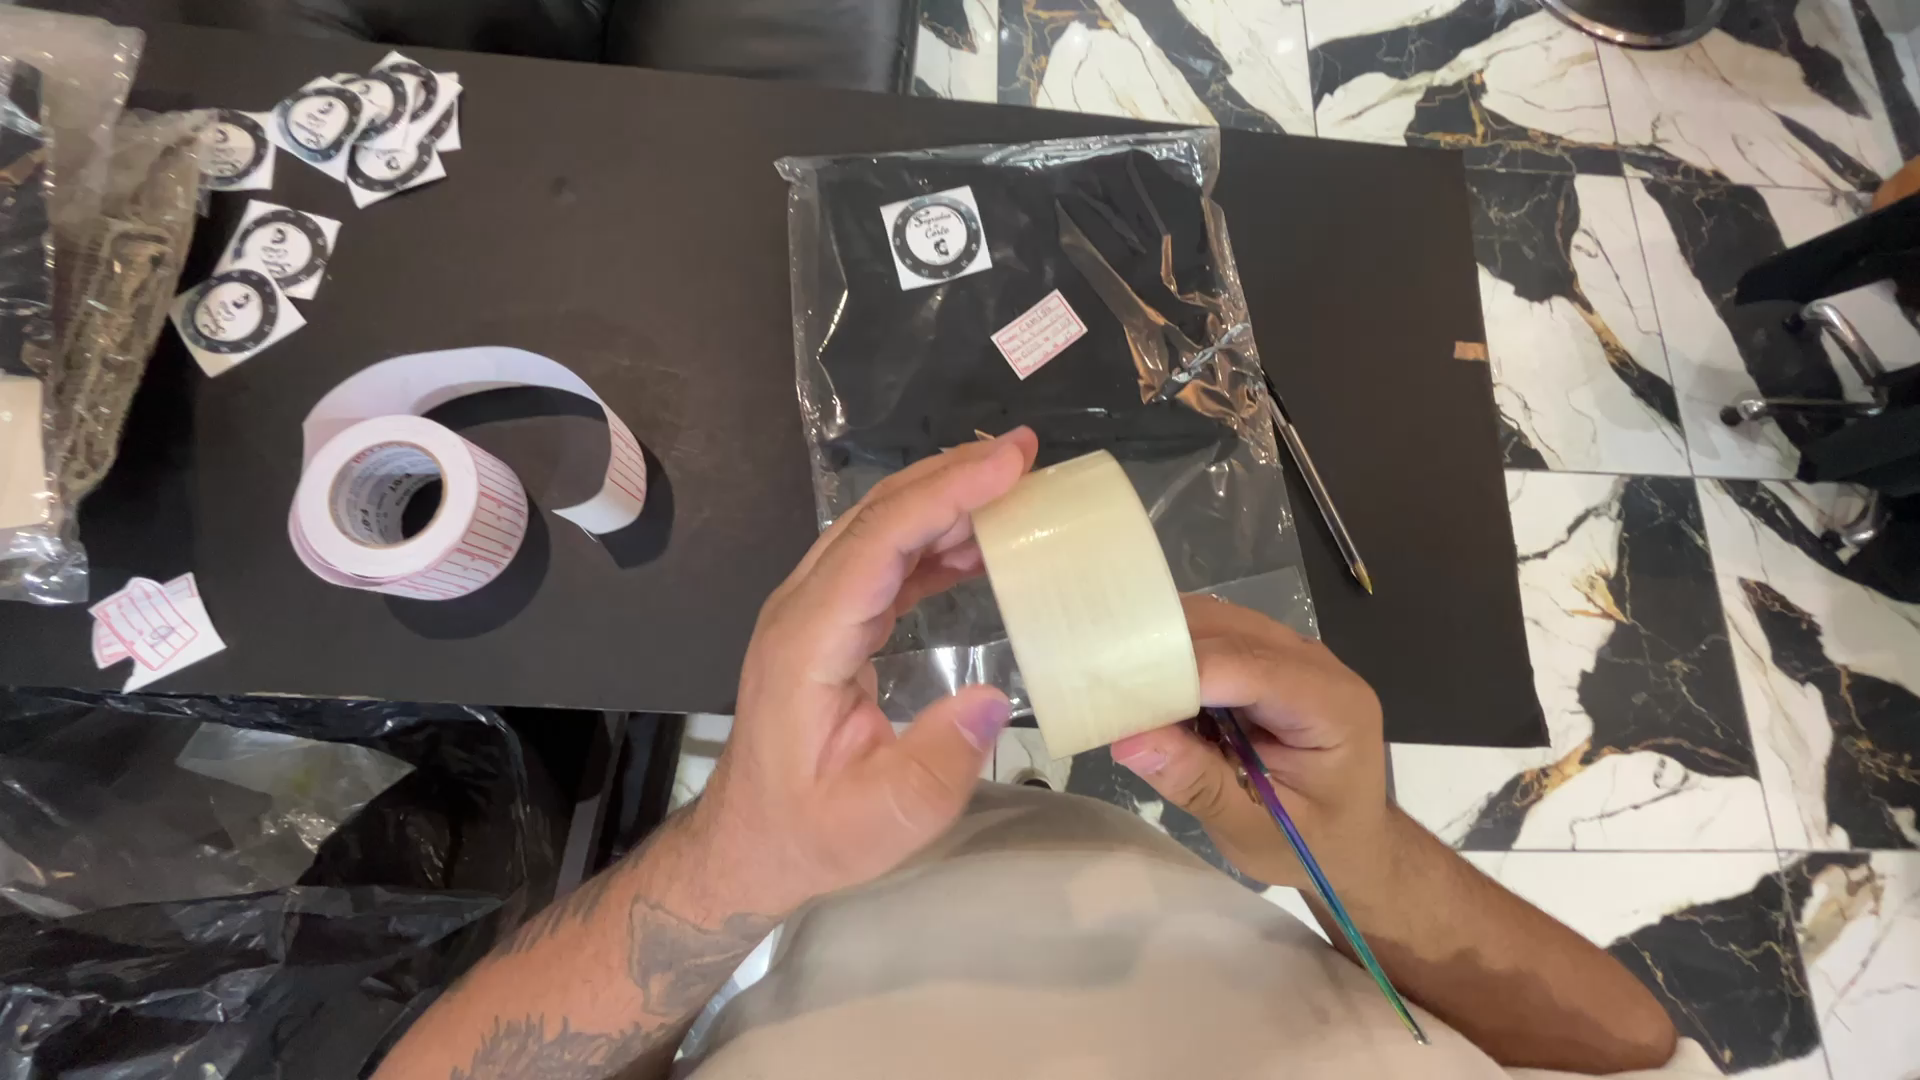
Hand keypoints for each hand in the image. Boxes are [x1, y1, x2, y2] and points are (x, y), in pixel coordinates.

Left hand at [689, 428, 1039, 916]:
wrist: (754, 839)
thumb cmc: (810, 832)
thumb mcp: (881, 819)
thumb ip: (936, 763)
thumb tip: (993, 696)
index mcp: (809, 640)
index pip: (878, 541)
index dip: (943, 496)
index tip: (1007, 466)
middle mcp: (806, 606)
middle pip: (877, 516)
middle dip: (950, 475)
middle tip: (1022, 452)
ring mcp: (816, 609)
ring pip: (881, 528)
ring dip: (945, 499)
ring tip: (1013, 485)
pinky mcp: (833, 621)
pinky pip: (885, 561)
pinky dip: (933, 541)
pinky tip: (975, 544)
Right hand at [1108, 596, 1395, 893]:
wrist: (1348, 840)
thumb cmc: (1310, 844)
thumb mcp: (1252, 831)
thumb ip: (1196, 783)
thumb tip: (1128, 739)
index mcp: (1331, 706)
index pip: (1248, 666)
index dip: (1180, 673)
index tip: (1119, 695)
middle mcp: (1314, 662)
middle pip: (1226, 632)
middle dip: (1162, 653)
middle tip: (1102, 685)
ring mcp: (1288, 650)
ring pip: (1212, 620)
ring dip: (1162, 645)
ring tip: (1116, 683)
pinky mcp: (1262, 651)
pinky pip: (1209, 630)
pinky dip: (1171, 648)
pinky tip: (1144, 680)